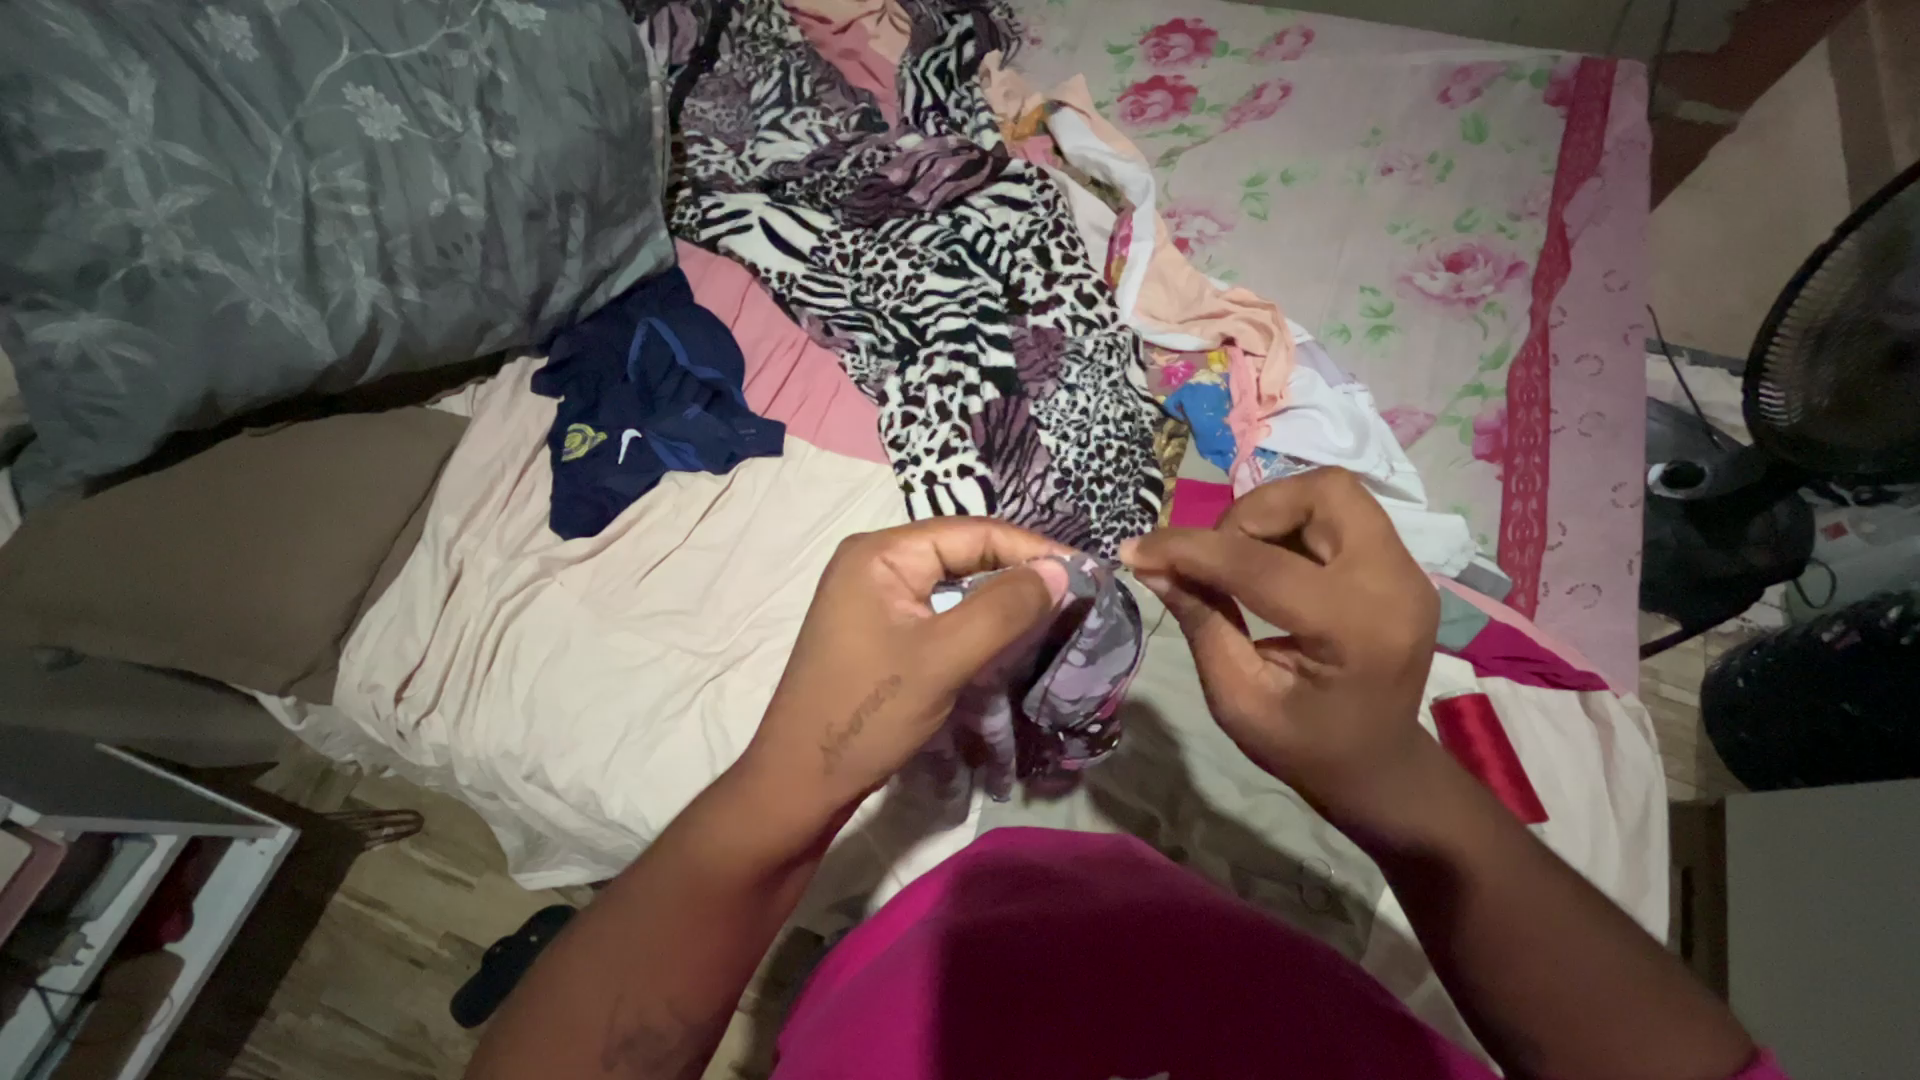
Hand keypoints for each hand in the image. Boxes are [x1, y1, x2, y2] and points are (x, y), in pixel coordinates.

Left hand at [736, 518, 1070, 829]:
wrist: (799, 781)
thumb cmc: (866, 713)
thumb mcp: (942, 659)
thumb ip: (1003, 610)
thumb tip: (1060, 571)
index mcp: (880, 553)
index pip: (972, 532)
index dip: (1031, 548)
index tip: (1084, 573)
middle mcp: (874, 563)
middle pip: (962, 554)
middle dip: (1017, 573)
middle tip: (1073, 595)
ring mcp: (874, 598)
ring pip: (953, 585)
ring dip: (999, 598)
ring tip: (1051, 613)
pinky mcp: (879, 630)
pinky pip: (938, 611)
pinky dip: (975, 621)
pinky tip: (1007, 636)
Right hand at [1120, 467, 1439, 826]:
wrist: (1378, 767)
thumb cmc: (1304, 746)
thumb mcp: (1237, 697)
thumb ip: (1200, 621)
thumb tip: (1150, 564)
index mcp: (1355, 631)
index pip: (1261, 565)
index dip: (1189, 550)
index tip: (1137, 550)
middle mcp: (1394, 584)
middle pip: (1321, 493)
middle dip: (1250, 513)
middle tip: (1216, 559)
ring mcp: (1406, 570)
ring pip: (1332, 492)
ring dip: (1272, 513)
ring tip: (1241, 560)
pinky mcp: (1400, 565)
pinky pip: (1341, 513)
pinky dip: (1292, 524)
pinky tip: (1271, 564)